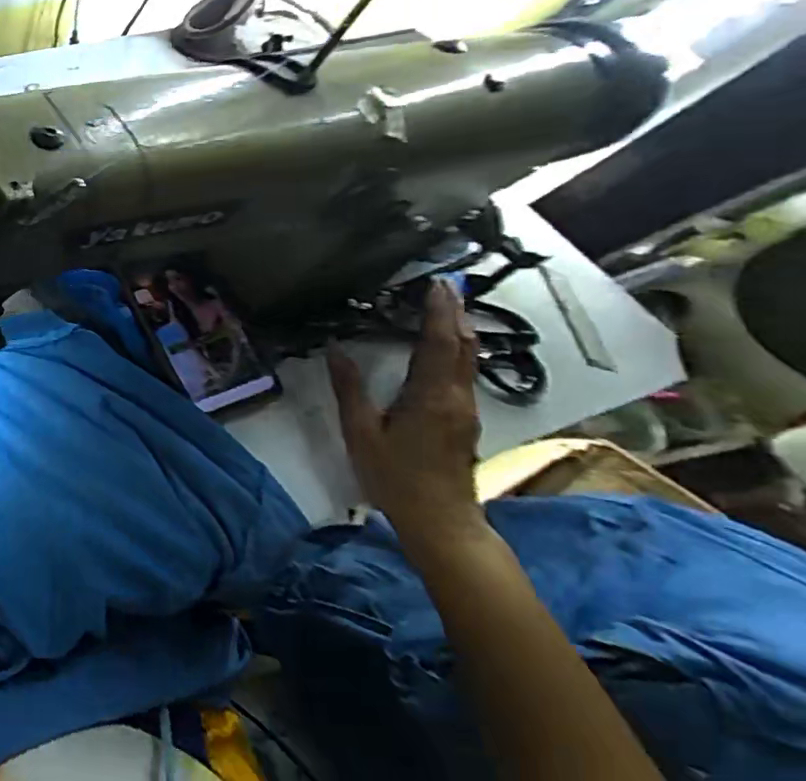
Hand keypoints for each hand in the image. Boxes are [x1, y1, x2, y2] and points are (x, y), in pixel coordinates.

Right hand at [327, 279, 484, 547]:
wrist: (440, 520)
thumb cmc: (395, 476)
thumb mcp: (360, 432)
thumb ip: (350, 388)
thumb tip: (336, 349)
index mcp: (431, 396)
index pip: (439, 343)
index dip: (438, 312)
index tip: (436, 284)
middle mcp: (457, 397)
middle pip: (463, 346)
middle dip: (455, 314)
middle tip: (444, 286)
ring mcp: (466, 409)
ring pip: (469, 360)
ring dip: (459, 330)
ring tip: (446, 308)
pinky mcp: (465, 420)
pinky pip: (464, 373)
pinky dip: (456, 350)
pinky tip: (444, 348)